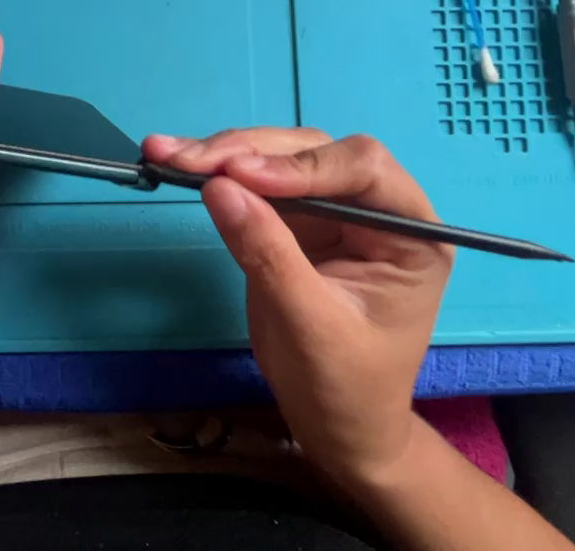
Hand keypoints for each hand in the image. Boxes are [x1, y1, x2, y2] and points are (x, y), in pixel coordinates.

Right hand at [145, 129, 452, 486]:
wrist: (335, 425)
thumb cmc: (342, 386)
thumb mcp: (307, 323)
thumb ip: (267, 252)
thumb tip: (217, 186)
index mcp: (410, 232)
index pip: (361, 168)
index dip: (299, 165)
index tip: (238, 174)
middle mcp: (375, 206)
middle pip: (311, 151)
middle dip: (245, 151)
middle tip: (183, 159)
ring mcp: (332, 207)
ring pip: (276, 155)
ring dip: (220, 153)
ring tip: (164, 153)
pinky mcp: (294, 215)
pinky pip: (253, 179)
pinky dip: (213, 171)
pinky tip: (174, 162)